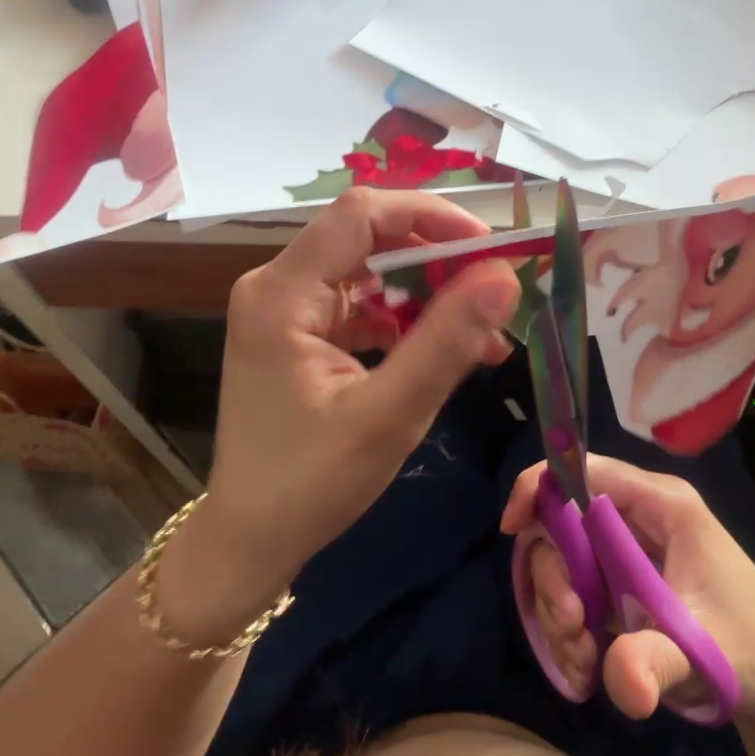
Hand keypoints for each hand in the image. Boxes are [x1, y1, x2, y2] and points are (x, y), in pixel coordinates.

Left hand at [162, 189, 520, 642]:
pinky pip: (361, 307)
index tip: (490, 247)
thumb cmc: (311, 484)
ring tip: (488, 336)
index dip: (431, 216)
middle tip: (498, 293)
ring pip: (370, 274)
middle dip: (437, 261)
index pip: (361, 214)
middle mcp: (276, 286)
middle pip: (367, 240)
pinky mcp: (297, 336)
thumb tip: (505, 274)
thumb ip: (447, 341)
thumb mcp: (389, 415)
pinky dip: (406, 323)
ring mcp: (284, 310)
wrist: (249, 540)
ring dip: (428, 296)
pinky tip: (449, 353)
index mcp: (282, 293)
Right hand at [500, 455, 754, 723]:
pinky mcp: (615, 584)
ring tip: (585, 665)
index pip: (584, 470)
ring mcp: (622, 552)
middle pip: (560, 524)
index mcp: (661, 505)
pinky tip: (586, 671)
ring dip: (557, 615)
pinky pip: (570, 593)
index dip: (539, 487)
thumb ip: (659, 659)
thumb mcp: (707, 652)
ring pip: (558, 563)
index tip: (513, 529)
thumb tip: (619, 679)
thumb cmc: (751, 649)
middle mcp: (635, 518)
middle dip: (553, 580)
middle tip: (573, 628)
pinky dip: (566, 633)